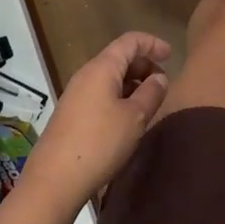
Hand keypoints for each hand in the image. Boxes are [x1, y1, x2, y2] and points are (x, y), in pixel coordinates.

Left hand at [5, 32, 171, 221]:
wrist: (53, 182)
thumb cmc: (99, 143)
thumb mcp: (134, 117)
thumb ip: (152, 93)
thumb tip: (160, 77)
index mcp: (102, 67)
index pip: (130, 41)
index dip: (152, 43)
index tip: (171, 55)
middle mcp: (86, 75)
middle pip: (119, 58)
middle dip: (143, 65)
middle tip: (162, 84)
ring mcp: (75, 95)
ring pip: (109, 78)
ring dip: (131, 84)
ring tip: (148, 103)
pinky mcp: (70, 116)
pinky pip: (99, 95)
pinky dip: (118, 98)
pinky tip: (126, 121)